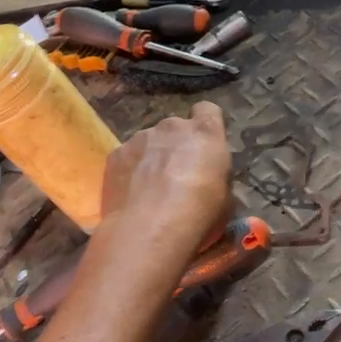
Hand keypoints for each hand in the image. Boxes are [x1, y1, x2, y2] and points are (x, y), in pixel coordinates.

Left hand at [100, 102, 231, 248]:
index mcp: (205, 133)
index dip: (206, 125)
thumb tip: (208, 178)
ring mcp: (140, 138)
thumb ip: (216, 176)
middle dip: (177, 145)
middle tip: (177, 176)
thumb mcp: (225, 198)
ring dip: (152, 158)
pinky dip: (130, 170)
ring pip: (149, 142)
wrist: (147, 231)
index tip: (205, 145)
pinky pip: (127, 157)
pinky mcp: (115, 154)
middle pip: (176, 128)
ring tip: (150, 190)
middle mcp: (172, 127)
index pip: (208, 110)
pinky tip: (131, 195)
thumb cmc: (197, 214)